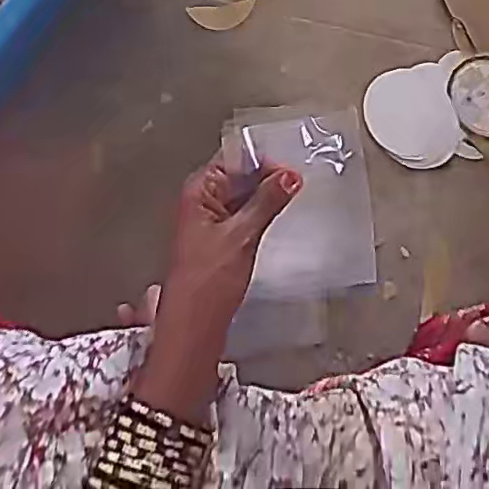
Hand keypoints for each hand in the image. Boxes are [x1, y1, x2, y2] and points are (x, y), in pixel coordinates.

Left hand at [160, 160, 298, 327]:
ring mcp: (211, 219)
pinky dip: (262, 212)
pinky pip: (245, 212)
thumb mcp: (242, 235)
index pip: (235, 158)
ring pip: (245, 194)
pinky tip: (277, 217)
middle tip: (294, 186)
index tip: (288, 173)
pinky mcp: (221, 237)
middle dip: (268, 178)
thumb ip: (267, 201)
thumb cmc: (207, 282)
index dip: (262, 161)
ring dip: (266, 196)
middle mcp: (202, 200)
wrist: (193, 331)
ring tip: (290, 199)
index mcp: (199, 190)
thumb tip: (290, 175)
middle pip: (240, 174)